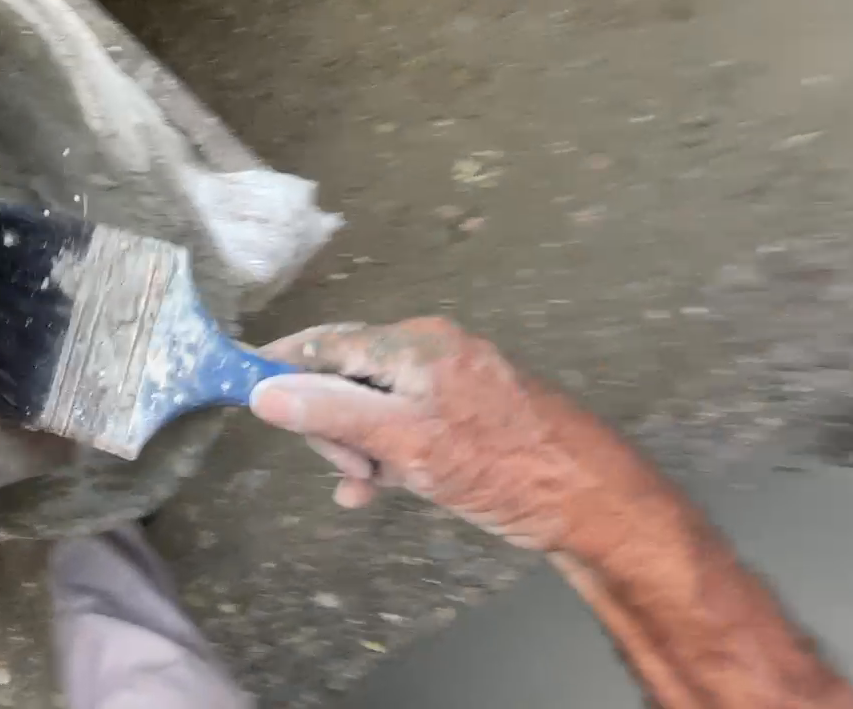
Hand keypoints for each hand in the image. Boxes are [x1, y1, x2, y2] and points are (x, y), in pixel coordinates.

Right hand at [248, 318, 672, 555]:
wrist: (605, 509)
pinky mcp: (461, 404)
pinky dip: (383, 446)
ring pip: (369, 401)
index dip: (280, 366)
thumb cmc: (502, 468)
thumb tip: (260, 392)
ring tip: (374, 483)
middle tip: (351, 467)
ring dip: (358, 442)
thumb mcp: (404, 444)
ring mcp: (446, 376)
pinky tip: (377, 485)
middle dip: (333, 422)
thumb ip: (329, 414)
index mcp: (412, 342)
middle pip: (343, 375)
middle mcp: (426, 347)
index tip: (246, 389)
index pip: (322, 344)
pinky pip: (399, 417)